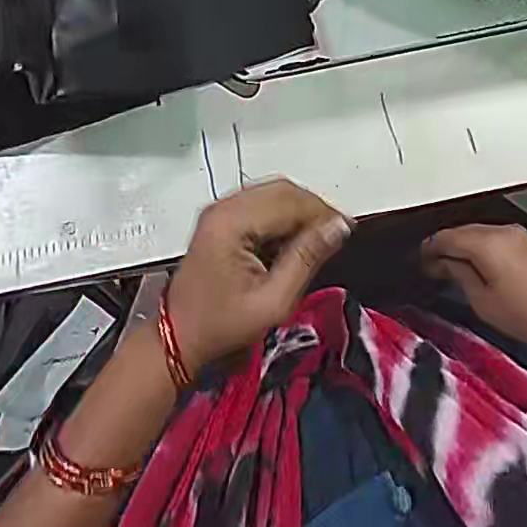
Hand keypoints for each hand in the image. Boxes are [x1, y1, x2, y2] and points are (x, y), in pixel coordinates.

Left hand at [166, 179, 351, 370]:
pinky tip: (293, 242)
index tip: (347, 231)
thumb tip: (338, 228)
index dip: (323, 213)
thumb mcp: (273, 301)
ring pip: (273, 193)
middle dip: (314, 209)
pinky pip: (260, 204)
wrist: (180, 336)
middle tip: (335, 236)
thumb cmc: (223, 325)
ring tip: (317, 241)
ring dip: (300, 212)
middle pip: (282, 190)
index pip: (289, 201)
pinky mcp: (220, 219)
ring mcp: (219, 211)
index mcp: (231, 224)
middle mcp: (223, 208)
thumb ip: (307, 259)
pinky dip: (283, 217)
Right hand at [420, 224, 526, 350]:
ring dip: (463, 246)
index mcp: (486, 242)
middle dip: (444, 246)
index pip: (444, 237)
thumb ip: (457, 274)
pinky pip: (495, 237)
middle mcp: (502, 231)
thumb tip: (442, 263)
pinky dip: (481, 247)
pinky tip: (478, 265)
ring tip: (454, 268)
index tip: (419, 262)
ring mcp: (518, 234)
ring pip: (478, 232)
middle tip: (432, 267)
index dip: (427, 249)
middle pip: (461, 231)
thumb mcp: (482, 301)